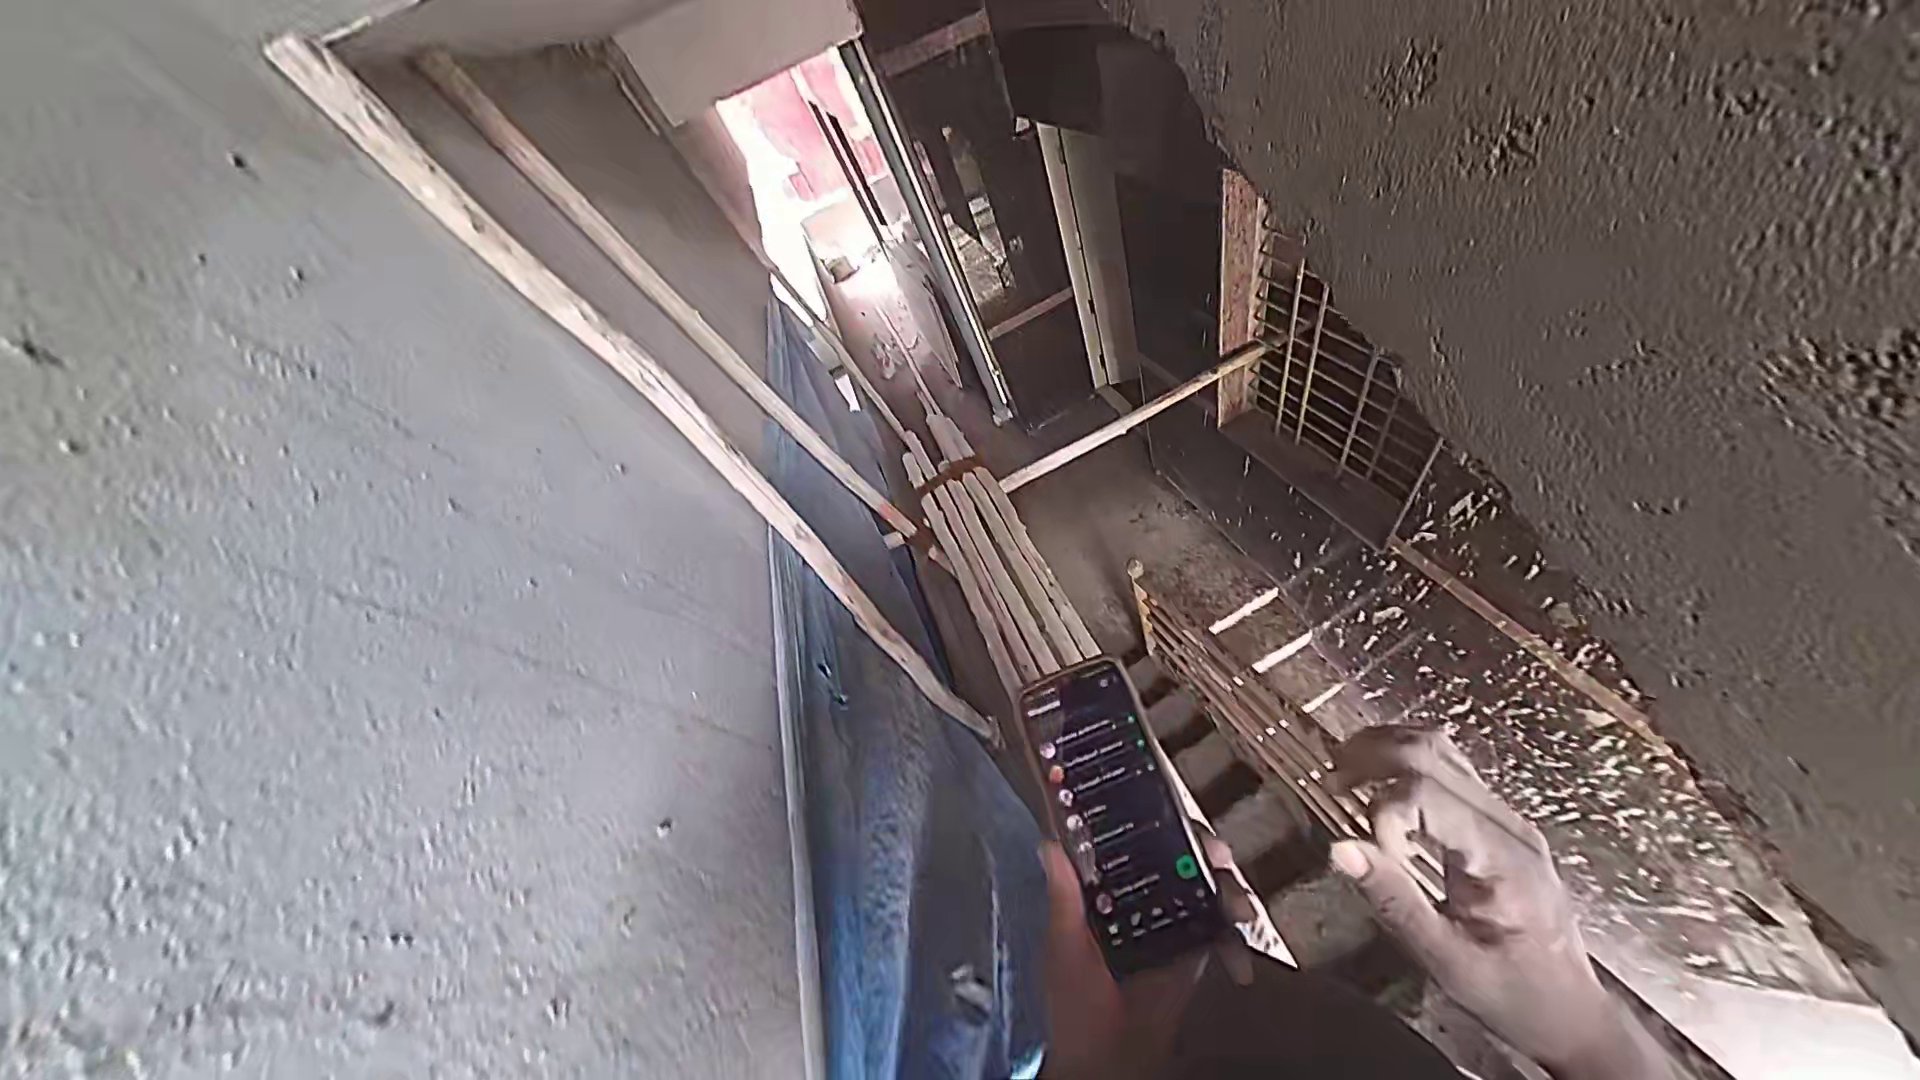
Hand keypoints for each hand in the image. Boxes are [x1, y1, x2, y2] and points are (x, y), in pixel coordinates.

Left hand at [1038, 825, 1259, 1079]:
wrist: (1104, 1064)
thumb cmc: (1074, 1002)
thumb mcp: (1064, 946)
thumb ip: (1063, 899)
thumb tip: (1048, 843)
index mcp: (1107, 885)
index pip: (1132, 839)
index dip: (1152, 818)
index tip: (1169, 808)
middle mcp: (1141, 894)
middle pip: (1178, 856)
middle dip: (1203, 848)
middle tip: (1218, 854)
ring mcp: (1170, 922)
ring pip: (1206, 889)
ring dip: (1230, 890)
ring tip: (1237, 904)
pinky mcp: (1193, 955)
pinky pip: (1221, 938)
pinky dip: (1235, 945)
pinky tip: (1238, 963)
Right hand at [1332, 727, 1674, 1079]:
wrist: (1572, 1012)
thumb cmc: (1513, 993)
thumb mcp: (1449, 962)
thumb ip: (1393, 901)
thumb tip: (1338, 848)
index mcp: (1503, 857)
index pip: (1426, 793)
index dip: (1383, 811)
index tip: (1372, 849)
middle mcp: (1507, 823)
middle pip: (1427, 752)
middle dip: (1368, 758)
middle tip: (1333, 782)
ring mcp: (1502, 814)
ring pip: (1433, 745)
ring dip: (1380, 747)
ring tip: (1346, 771)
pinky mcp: (1489, 813)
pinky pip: (1440, 759)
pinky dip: (1396, 756)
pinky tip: (1374, 777)